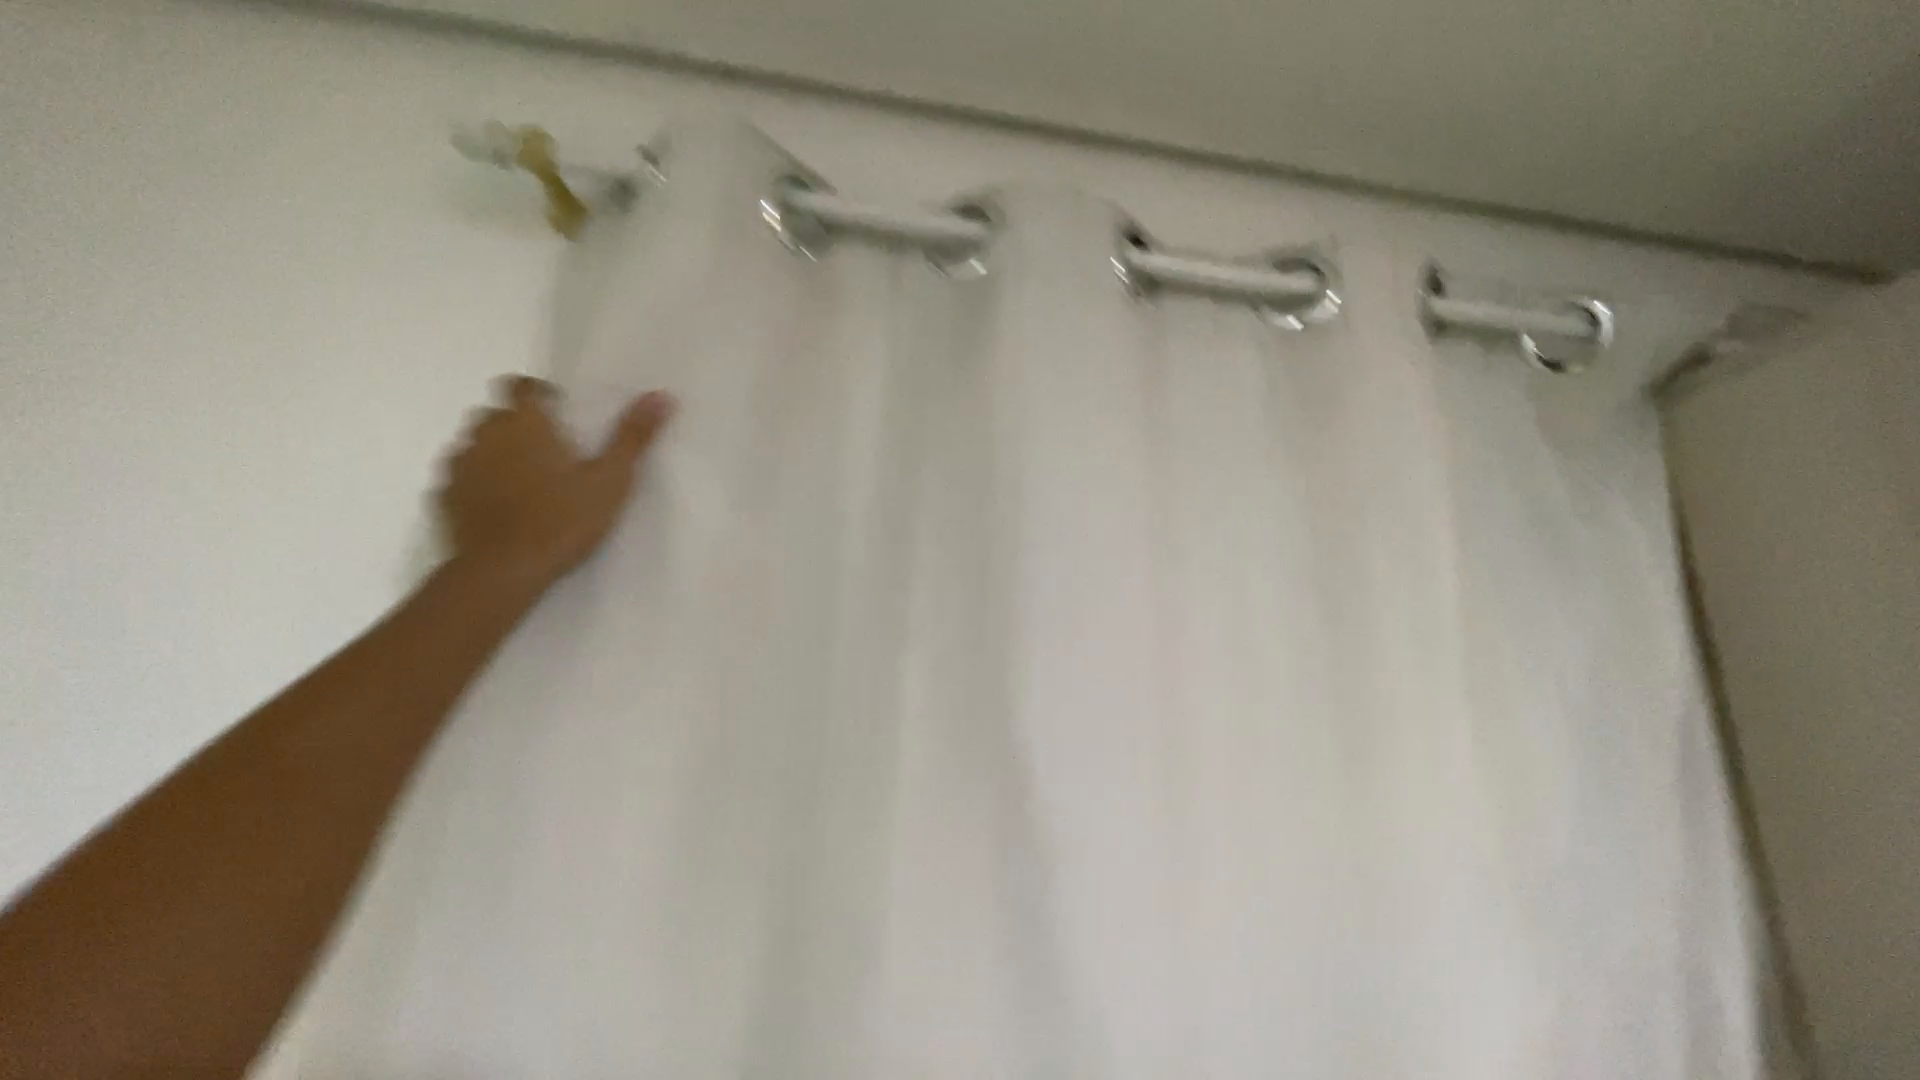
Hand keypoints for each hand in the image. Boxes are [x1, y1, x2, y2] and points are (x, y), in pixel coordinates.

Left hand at [438, 375, 674, 590]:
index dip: (540, 395)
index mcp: (525, 422)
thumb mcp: (610, 481)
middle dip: (519, 426)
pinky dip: (477, 484)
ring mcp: (458, 465)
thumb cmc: (562, 521)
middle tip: (550, 455)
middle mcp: (484, 434)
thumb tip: (661, 395)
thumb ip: (632, 437)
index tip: (561, 418)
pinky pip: (460, 477)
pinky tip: (500, 509)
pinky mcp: (443, 497)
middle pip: (496, 414)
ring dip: (496, 454)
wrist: (502, 573)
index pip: (522, 385)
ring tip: (526, 485)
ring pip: (475, 444)